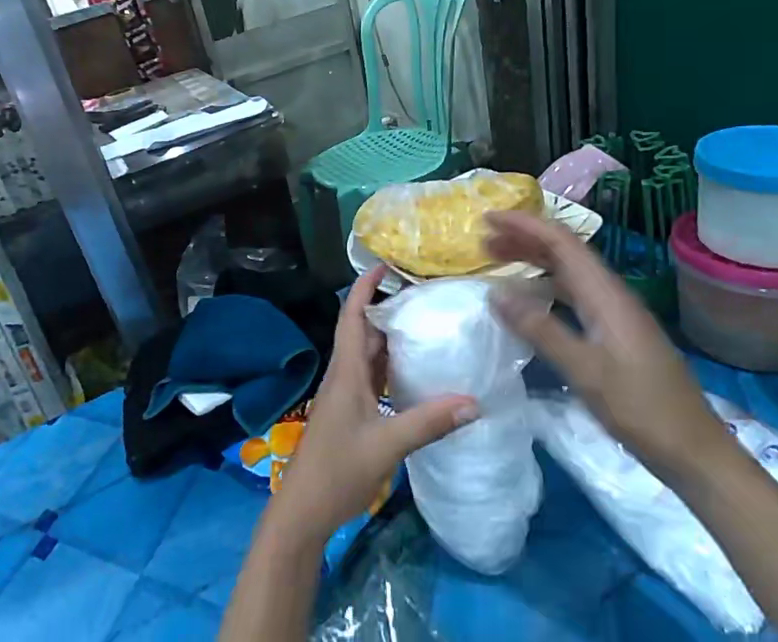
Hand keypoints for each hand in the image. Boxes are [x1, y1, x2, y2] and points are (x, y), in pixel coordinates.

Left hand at [265, 267, 479, 542]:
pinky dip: (393, 365)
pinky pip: (374, 376)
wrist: (303, 513)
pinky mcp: (353, 413)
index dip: (364, 287)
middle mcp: (345, 375)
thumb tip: (474, 401)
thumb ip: (428, 422)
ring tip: (425, 321)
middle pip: (364, 330)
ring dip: (391, 335)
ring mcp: (347, 395)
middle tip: (423, 292)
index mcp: (346, 371)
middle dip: (387, 306)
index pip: (351, 316)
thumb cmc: (337, 471)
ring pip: (370, 353)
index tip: (385, 264)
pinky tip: (417, 369)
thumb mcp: (386, 445)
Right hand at [486, 211, 729, 482]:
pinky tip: (530, 302)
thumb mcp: (584, 371)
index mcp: (605, 294)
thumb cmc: (641, 409)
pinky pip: (574, 295)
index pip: (561, 241)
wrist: (693, 448)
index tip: (487, 218)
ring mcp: (615, 313)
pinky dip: (546, 288)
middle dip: (524, 239)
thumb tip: (496, 292)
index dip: (524, 224)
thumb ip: (540, 329)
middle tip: (483, 241)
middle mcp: (610, 294)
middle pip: (564, 252)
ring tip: (498, 263)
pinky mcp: (616, 333)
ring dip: (534, 262)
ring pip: (569, 273)